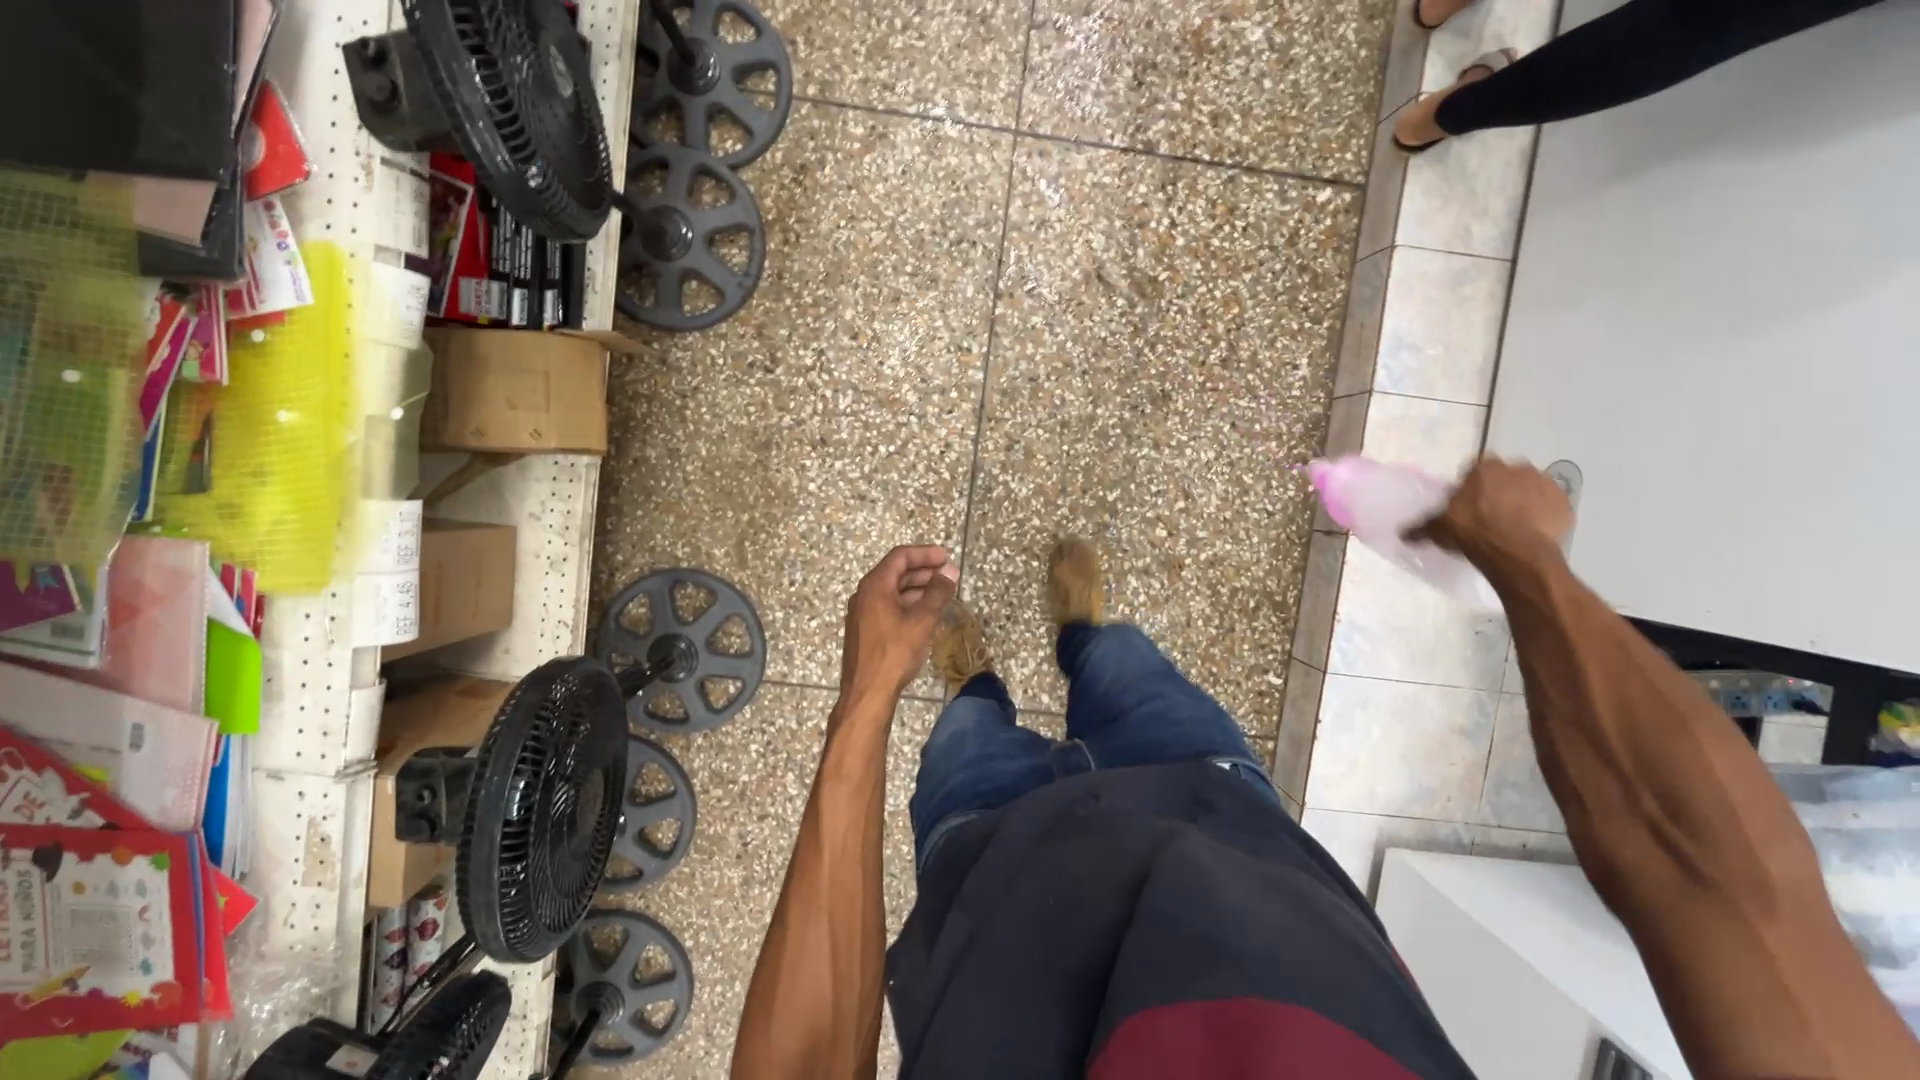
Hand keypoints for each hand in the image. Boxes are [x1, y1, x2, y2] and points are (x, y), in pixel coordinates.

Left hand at [838, 545, 959, 698]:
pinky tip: (925, 615)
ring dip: (917, 589)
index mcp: (875, 585)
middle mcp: (864, 594)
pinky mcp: (865, 630)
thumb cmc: (895, 652)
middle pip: (896, 572)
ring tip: (942, 594)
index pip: (900, 556)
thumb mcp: (922, 620)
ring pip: (892, 591)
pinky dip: (908, 604)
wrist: (867, 692)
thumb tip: (950, 572)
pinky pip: (888, 607)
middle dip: (923, 571)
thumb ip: (937, 592)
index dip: (925, 554)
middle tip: (948, 576)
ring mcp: (862, 613)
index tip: (946, 558)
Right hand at [1411, 457, 1571, 558]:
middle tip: (1490, 513)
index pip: (1476, 468)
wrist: (1516, 552)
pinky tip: (1532, 531)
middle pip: (1506, 475)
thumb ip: (1422, 527)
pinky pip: (1551, 505)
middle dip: (1500, 490)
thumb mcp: (1439, 530)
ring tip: (1513, 524)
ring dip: (1524, 500)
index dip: (1472, 485)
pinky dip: (1544, 514)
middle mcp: (1517, 468)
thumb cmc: (1473, 532)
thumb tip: (1403, 534)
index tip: (1469, 502)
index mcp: (1485, 468)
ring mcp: (1545, 483)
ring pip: (1531, 488)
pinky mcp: (1564, 503)